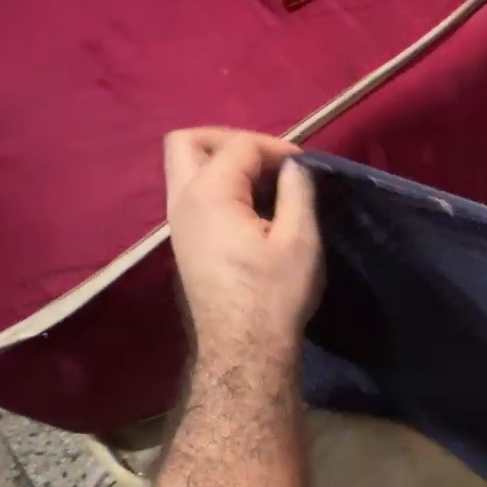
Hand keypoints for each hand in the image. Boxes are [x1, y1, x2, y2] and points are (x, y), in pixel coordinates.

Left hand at [164, 128, 321, 361]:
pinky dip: (221, 187)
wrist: (246, 345)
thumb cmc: (275, 293)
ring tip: (266, 185)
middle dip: (231, 141)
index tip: (307, 167)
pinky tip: (253, 210)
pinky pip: (194, 193)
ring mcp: (178, 222)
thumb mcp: (300, 241)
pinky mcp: (185, 241)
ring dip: (224, 165)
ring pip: (186, 168)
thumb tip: (295, 167)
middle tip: (269, 160)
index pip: (238, 146)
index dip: (276, 147)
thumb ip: (297, 194)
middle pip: (189, 142)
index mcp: (209, 193)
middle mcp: (182, 200)